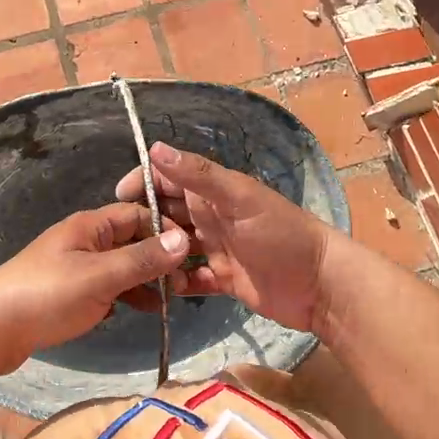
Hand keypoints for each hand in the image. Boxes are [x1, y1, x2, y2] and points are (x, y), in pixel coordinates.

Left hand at [0, 202, 190, 371]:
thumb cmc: (48, 294)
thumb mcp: (100, 276)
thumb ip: (141, 259)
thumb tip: (183, 238)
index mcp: (90, 225)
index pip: (136, 214)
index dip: (164, 229)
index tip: (192, 252)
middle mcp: (85, 240)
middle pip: (130, 240)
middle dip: (158, 257)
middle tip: (185, 284)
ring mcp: (76, 267)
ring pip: (121, 266)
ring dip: (145, 279)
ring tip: (171, 301)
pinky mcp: (70, 293)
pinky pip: (108, 287)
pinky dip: (127, 296)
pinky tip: (142, 311)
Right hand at [115, 142, 337, 331]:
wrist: (320, 285)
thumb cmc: (279, 233)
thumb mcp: (238, 198)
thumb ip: (197, 175)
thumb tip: (154, 147)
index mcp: (211, 191)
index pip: (167, 178)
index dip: (142, 183)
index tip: (117, 199)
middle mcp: (209, 215)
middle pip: (166, 213)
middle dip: (143, 222)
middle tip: (122, 241)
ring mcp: (215, 248)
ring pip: (174, 246)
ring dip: (157, 254)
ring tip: (137, 267)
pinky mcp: (223, 279)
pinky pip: (191, 280)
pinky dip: (177, 284)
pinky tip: (164, 291)